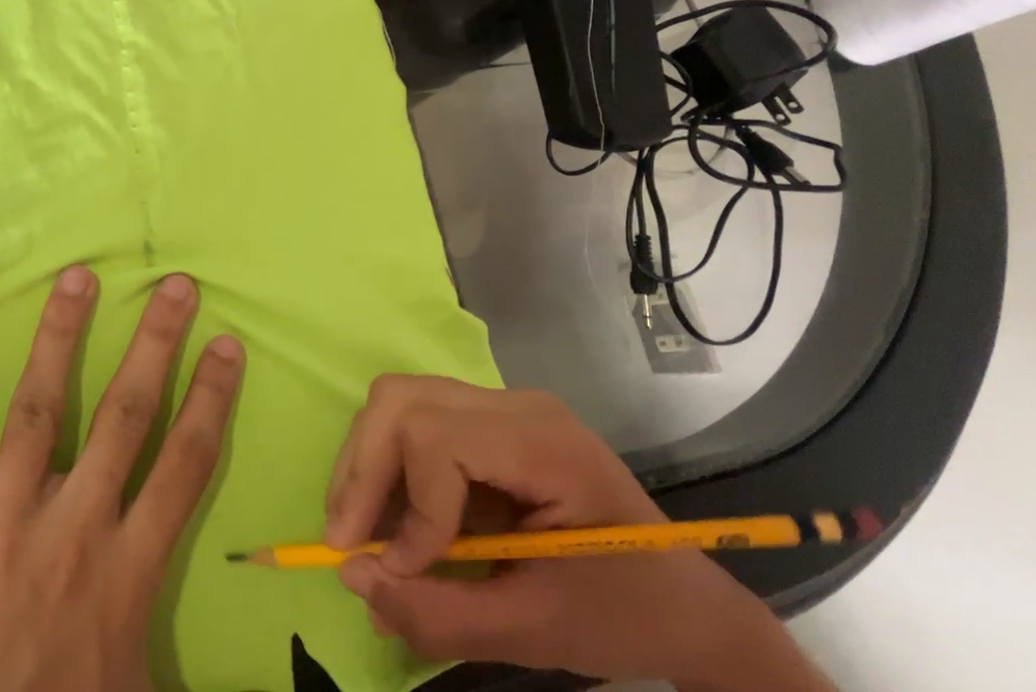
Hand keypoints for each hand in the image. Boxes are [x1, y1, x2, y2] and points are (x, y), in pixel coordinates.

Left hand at [0, 268, 245, 691]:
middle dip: (154, 345)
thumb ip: (182, 657)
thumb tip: (265, 670)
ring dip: (61, 336)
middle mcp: (71, 528)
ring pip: (37, 407)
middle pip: (125, 417)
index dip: (210, 400)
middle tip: (173, 286)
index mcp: (126, 570)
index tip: (227, 347)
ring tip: (78, 278)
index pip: (184, 464)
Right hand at [324, 377, 833, 691]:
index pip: (436, 439)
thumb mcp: (531, 632)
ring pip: (397, 405)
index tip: (403, 571)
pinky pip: (413, 425)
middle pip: (401, 402)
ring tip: (363, 534)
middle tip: (347, 540)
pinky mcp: (488, 425)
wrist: (688, 609)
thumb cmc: (624, 617)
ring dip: (366, 467)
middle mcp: (517, 407)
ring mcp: (501, 409)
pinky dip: (387, 471)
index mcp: (546, 446)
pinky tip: (393, 525)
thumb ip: (435, 613)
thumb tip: (349, 575)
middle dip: (362, 471)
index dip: (408, 505)